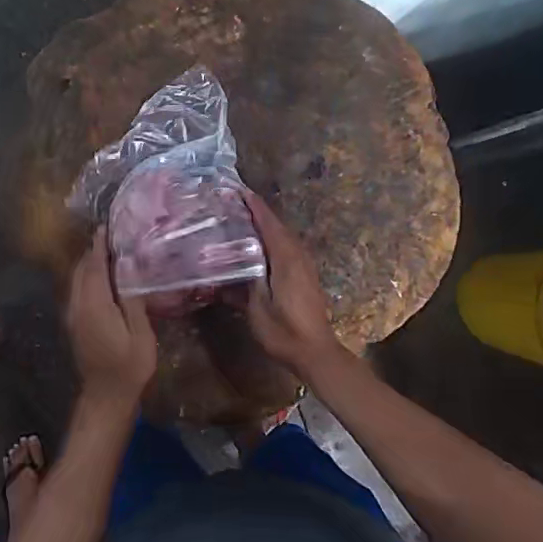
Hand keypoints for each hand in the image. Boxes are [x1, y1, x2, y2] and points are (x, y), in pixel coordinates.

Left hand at [65, 230, 156, 409]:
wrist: (106, 396)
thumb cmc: (130, 366)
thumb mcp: (141, 333)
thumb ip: (133, 299)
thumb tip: (129, 267)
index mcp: (95, 305)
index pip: (95, 267)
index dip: (100, 246)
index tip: (107, 227)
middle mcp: (78, 306)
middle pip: (82, 270)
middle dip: (94, 251)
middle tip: (113, 236)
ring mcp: (73, 316)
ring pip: (77, 280)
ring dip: (90, 264)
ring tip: (109, 252)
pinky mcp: (75, 324)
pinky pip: (78, 291)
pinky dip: (88, 278)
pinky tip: (103, 278)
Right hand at [239, 190, 346, 376]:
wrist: (314, 351)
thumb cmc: (283, 330)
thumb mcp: (256, 305)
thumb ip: (244, 280)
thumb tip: (228, 262)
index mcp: (285, 257)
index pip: (268, 223)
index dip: (254, 206)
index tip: (238, 190)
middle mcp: (297, 255)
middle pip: (276, 227)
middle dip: (257, 214)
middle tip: (233, 204)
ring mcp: (304, 266)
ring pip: (282, 239)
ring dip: (264, 228)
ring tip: (241, 223)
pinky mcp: (305, 277)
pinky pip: (285, 250)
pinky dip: (270, 244)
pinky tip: (256, 251)